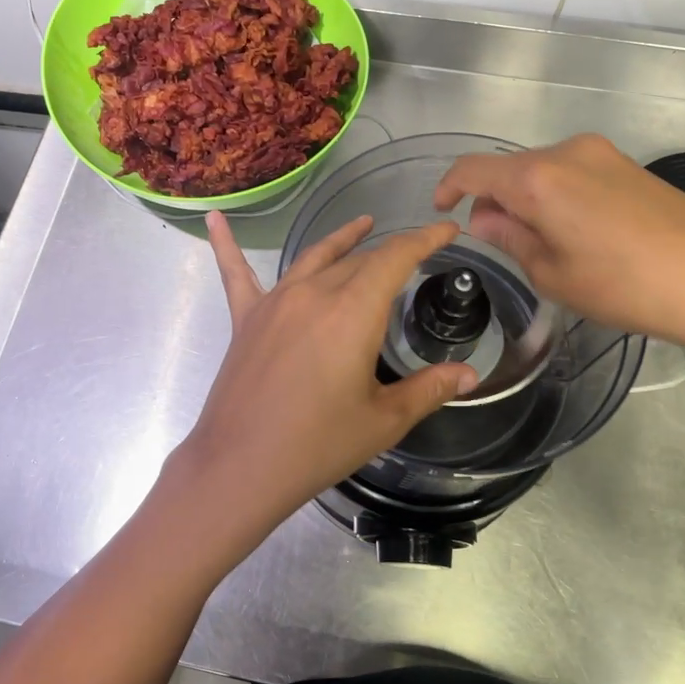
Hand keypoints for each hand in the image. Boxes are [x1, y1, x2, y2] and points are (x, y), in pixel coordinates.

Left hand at [182, 211, 479, 519]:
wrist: (242, 465)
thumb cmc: (319, 444)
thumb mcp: (384, 421)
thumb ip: (429, 389)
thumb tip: (470, 374)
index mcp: (352, 312)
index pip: (395, 258)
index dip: (424, 239)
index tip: (447, 228)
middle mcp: (313, 294)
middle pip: (358, 260)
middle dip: (390, 252)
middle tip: (416, 252)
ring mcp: (274, 303)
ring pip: (313, 258)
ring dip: (341, 240)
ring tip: (362, 224)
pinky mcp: (245, 319)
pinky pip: (236, 273)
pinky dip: (226, 245)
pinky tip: (214, 218)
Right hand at [432, 134, 684, 359]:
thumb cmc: (624, 285)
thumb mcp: (553, 274)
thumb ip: (510, 238)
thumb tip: (484, 218)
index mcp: (537, 178)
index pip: (473, 170)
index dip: (448, 188)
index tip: (441, 211)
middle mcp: (566, 152)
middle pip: (509, 168)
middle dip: (492, 199)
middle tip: (495, 241)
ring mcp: (602, 154)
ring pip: (542, 171)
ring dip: (526, 199)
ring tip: (538, 244)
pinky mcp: (628, 165)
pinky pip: (573, 173)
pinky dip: (556, 196)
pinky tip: (575, 234)